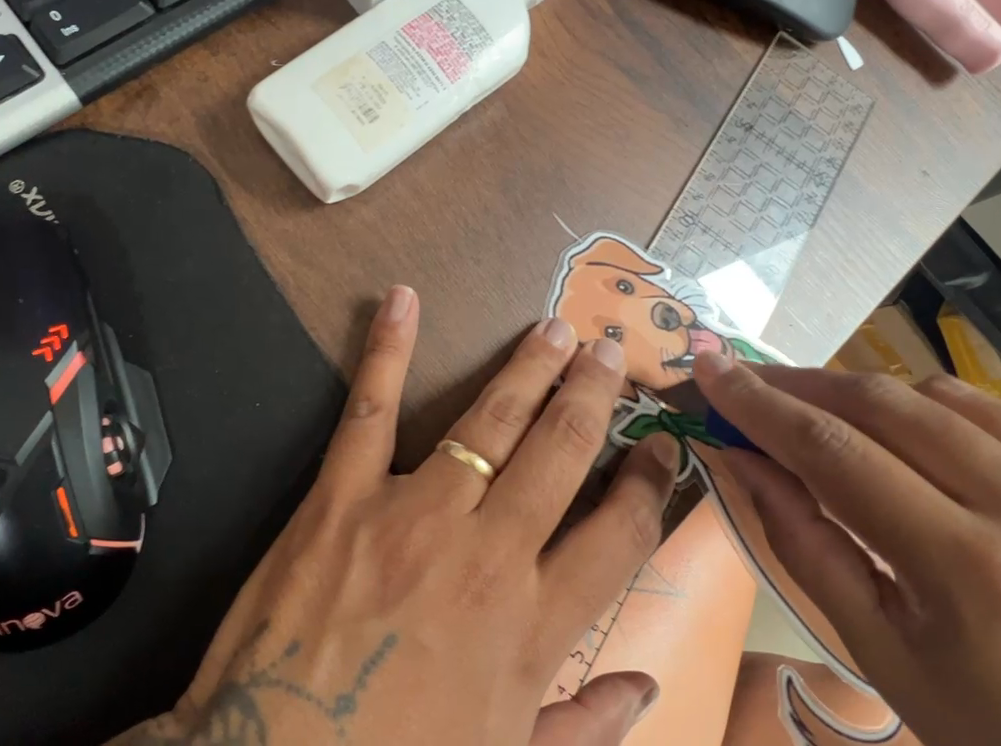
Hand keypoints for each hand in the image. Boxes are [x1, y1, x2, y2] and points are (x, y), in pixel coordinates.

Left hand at [116, 287, 677, 745]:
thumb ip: (583, 724)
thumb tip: (647, 688)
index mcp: (533, 622)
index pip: (617, 533)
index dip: (647, 484)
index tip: (659, 446)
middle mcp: (487, 553)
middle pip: (559, 453)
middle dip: (591, 397)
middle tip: (609, 353)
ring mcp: (413, 513)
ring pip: (487, 423)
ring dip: (526, 370)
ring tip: (553, 330)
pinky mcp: (341, 495)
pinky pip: (370, 410)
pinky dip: (388, 349)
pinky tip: (403, 298)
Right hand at [693, 353, 1000, 745]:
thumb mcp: (885, 656)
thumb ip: (805, 542)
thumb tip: (742, 456)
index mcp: (975, 573)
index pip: (835, 450)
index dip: (760, 403)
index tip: (712, 369)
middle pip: (888, 404)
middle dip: (807, 385)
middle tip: (756, 383)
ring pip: (951, 398)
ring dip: (878, 402)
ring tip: (841, 424)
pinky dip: (958, 429)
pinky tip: (944, 463)